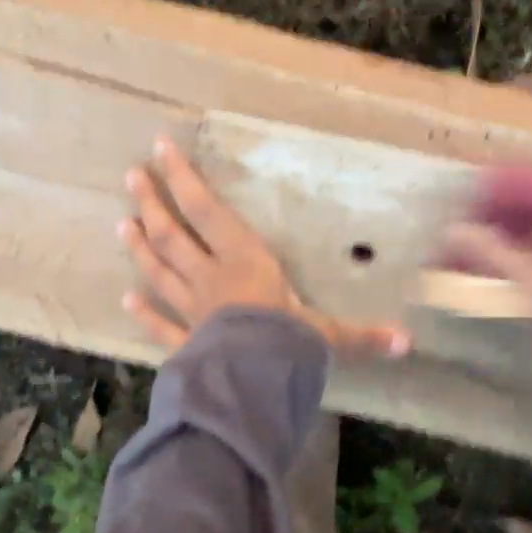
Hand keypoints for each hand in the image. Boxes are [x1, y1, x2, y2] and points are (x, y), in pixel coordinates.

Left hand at [120, 137, 410, 357]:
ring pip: (161, 272)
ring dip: (142, 249)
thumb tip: (408, 342)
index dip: (182, 178)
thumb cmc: (291, 345)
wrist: (254, 384)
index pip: (208, 211)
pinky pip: (161, 326)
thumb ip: (364, 336)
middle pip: (174, 235)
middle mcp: (212, 279)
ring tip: (124, 225)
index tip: (159, 148)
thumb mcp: (331, 336)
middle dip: (153, 204)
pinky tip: (126, 301)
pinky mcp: (185, 344)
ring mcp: (193, 312)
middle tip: (132, 177)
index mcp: (245, 262)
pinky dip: (144, 313)